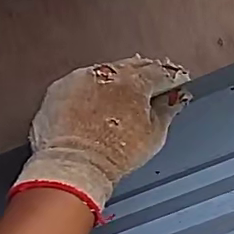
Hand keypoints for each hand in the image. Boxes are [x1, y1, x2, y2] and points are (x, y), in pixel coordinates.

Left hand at [12, 56, 191, 221]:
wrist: (75, 165)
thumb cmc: (113, 153)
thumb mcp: (154, 134)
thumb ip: (167, 110)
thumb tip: (174, 100)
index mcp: (135, 80)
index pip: (160, 72)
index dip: (171, 79)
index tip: (174, 85)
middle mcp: (107, 73)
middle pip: (132, 67)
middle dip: (143, 77)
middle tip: (149, 93)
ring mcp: (81, 79)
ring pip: (105, 74)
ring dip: (114, 84)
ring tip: (119, 106)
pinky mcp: (59, 89)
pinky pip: (81, 85)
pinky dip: (90, 93)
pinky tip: (94, 111)